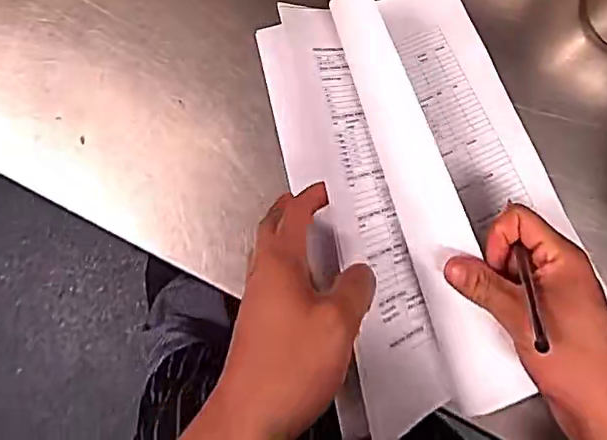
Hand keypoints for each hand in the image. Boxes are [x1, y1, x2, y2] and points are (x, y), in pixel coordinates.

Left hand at [184, 183, 374, 439]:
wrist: (247, 420)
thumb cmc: (281, 372)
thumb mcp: (337, 324)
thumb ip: (355, 291)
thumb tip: (360, 275)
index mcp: (280, 262)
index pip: (294, 213)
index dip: (312, 196)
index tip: (323, 190)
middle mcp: (262, 276)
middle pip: (272, 226)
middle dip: (290, 209)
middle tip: (307, 202)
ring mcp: (256, 301)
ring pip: (269, 254)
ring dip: (287, 239)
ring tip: (311, 242)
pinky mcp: (256, 326)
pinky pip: (272, 282)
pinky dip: (289, 271)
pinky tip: (307, 292)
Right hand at [445, 205, 606, 439]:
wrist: (602, 412)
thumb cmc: (581, 366)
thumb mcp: (520, 318)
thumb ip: (484, 287)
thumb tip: (460, 267)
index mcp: (564, 256)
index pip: (519, 219)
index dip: (497, 238)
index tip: (491, 267)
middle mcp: (566, 267)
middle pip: (516, 241)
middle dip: (499, 266)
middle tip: (499, 292)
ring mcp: (563, 289)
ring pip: (519, 269)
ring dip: (506, 288)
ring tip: (513, 315)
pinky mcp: (558, 309)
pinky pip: (527, 291)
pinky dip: (514, 303)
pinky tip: (518, 326)